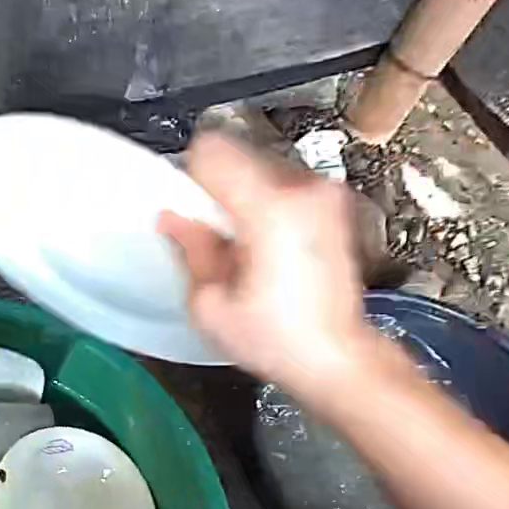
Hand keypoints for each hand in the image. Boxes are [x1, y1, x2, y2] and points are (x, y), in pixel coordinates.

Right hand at [159, 134, 387, 398]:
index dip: (191, 182)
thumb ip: (190, 249)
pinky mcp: (335, 207)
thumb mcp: (212, 306)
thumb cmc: (276, 340)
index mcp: (269, 210)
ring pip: (260, 171)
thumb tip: (172, 219)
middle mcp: (302, 190)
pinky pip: (283, 188)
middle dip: (218, 196)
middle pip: (237, 157)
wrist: (336, 356)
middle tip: (220, 247)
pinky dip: (267, 209)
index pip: (212, 151)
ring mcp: (324, 195)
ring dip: (243, 202)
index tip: (192, 216)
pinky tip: (269, 254)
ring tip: (247, 255)